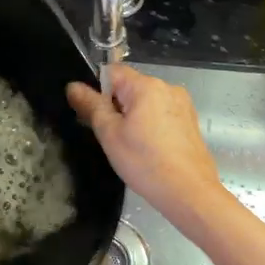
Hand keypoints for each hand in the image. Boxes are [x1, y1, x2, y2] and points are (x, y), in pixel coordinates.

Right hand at [67, 65, 228, 236]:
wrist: (189, 193)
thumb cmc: (145, 162)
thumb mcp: (110, 134)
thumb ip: (91, 106)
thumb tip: (73, 86)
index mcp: (146, 86)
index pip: (111, 72)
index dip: (97, 91)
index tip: (94, 116)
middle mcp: (168, 87)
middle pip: (130, 87)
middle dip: (116, 106)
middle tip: (110, 136)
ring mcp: (183, 105)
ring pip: (146, 102)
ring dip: (133, 117)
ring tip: (131, 147)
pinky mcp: (190, 121)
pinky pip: (161, 114)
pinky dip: (151, 126)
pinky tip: (150, 150)